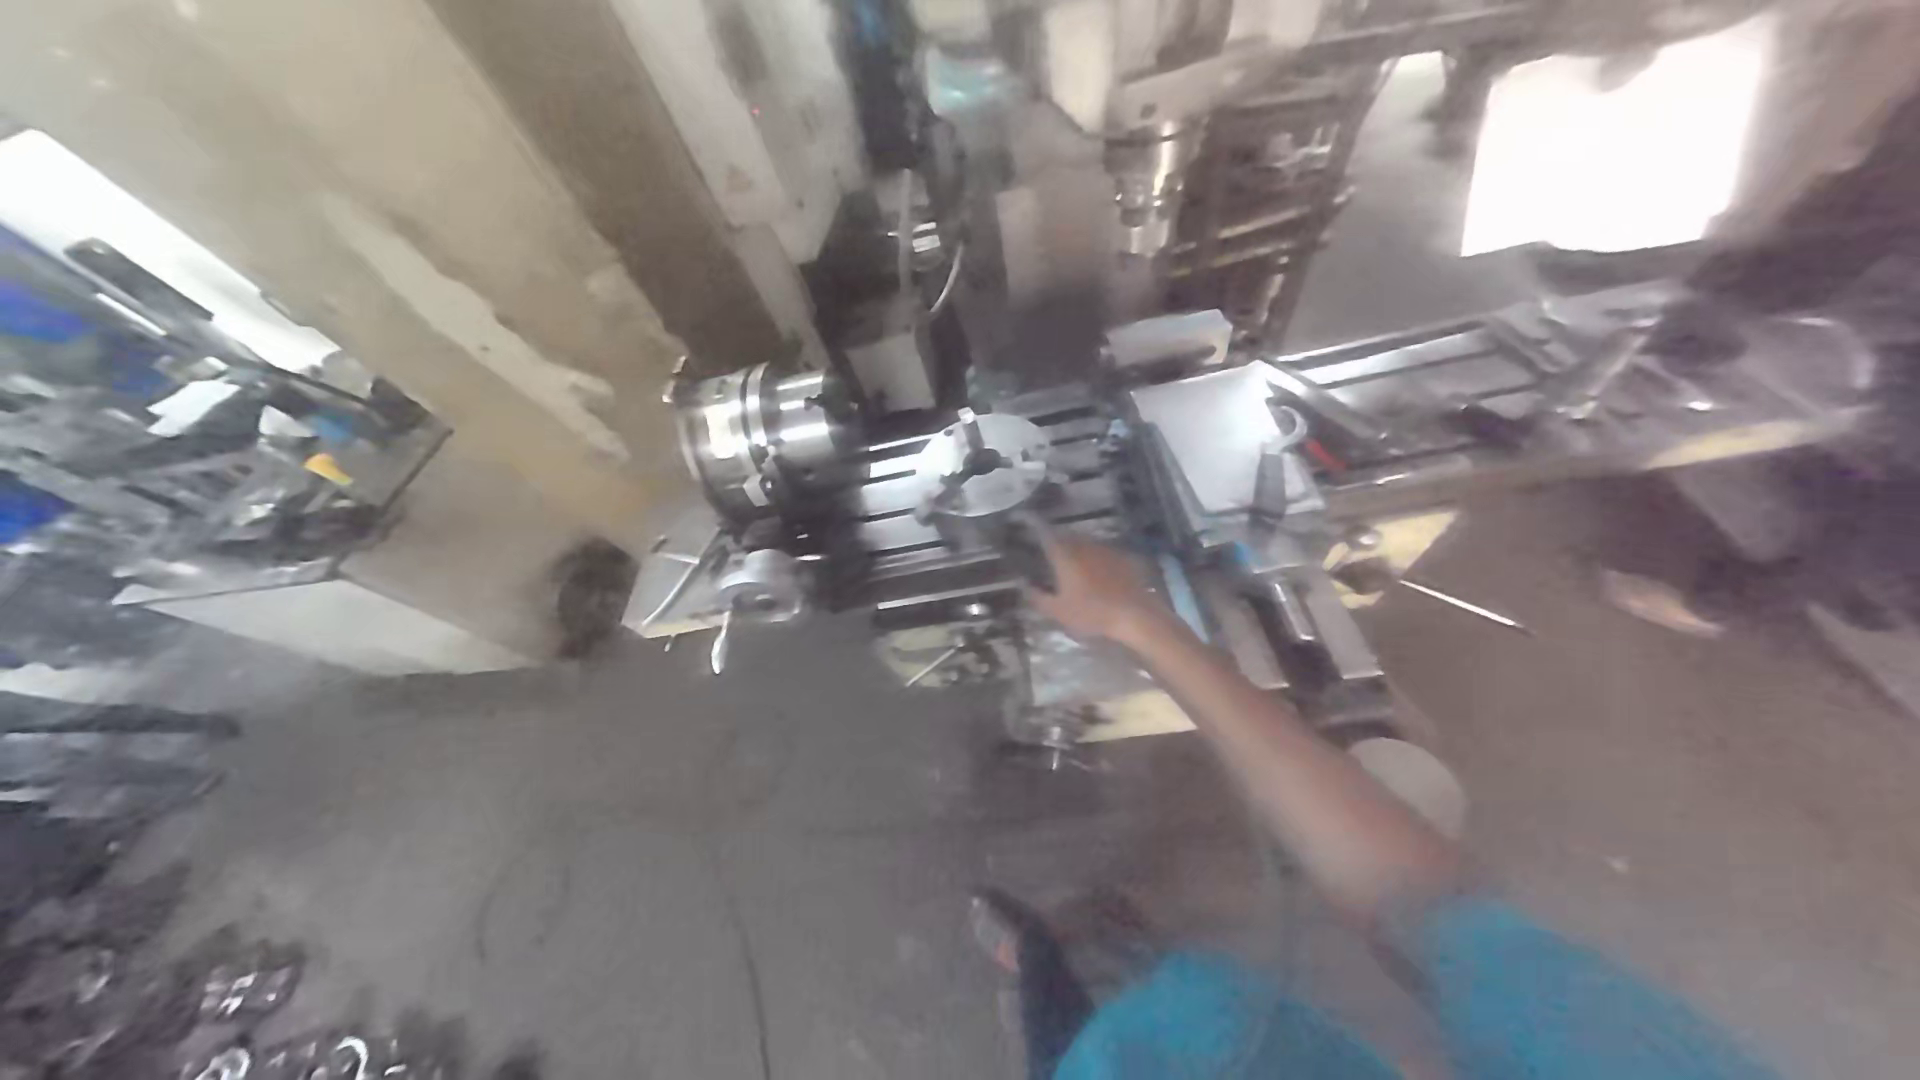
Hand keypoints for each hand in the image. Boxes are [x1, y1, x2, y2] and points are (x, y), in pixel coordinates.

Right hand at [1024, 533, 1172, 646]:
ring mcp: (1106, 549)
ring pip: (1086, 541)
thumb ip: (1037, 597)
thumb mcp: (1058, 611)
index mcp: (1065, 555)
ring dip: (1076, 546)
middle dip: (1055, 537)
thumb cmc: (1092, 613)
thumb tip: (1022, 584)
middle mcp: (1084, 545)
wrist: (1136, 615)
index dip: (1032, 523)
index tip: (1023, 518)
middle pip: (1065, 534)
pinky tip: (1098, 570)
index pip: (1044, 532)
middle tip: (1047, 546)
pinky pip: (1104, 551)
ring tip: (1072, 559)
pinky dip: (1096, 556)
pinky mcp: (1124, 557)